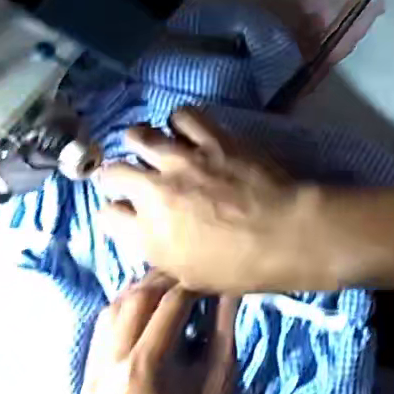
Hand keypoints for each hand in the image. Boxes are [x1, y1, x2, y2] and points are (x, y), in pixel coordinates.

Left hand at [80, 272, 239, 393]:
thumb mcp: (219, 386)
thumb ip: (223, 330)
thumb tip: (231, 285)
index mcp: (142, 370)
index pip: (169, 303)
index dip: (196, 281)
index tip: (217, 270)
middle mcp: (105, 370)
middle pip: (131, 300)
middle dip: (164, 279)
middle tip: (195, 272)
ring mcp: (87, 383)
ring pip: (108, 315)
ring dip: (139, 295)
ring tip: (171, 290)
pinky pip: (100, 340)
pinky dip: (123, 319)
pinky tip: (149, 320)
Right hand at [94, 108, 319, 292]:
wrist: (285, 231)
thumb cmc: (242, 266)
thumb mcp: (191, 277)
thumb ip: (161, 257)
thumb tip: (149, 246)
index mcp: (146, 234)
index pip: (108, 215)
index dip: (117, 212)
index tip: (129, 210)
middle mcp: (155, 192)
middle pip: (113, 171)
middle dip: (118, 174)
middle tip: (137, 175)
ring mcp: (183, 160)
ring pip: (139, 135)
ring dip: (143, 141)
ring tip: (156, 146)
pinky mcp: (213, 138)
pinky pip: (183, 116)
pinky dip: (180, 121)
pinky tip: (188, 130)